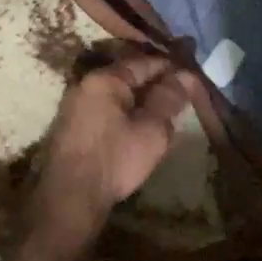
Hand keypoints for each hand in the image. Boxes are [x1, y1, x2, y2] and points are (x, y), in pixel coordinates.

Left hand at [27, 53, 196, 243]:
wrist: (70, 197)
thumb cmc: (115, 159)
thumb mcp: (151, 129)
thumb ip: (169, 100)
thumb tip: (185, 76)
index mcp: (104, 79)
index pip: (142, 63)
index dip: (169, 68)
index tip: (191, 77)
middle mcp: (85, 86)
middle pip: (127, 78)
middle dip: (155, 86)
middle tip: (181, 97)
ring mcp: (75, 107)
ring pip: (116, 97)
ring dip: (140, 103)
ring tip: (165, 115)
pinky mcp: (72, 128)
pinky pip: (105, 112)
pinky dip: (125, 116)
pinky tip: (140, 130)